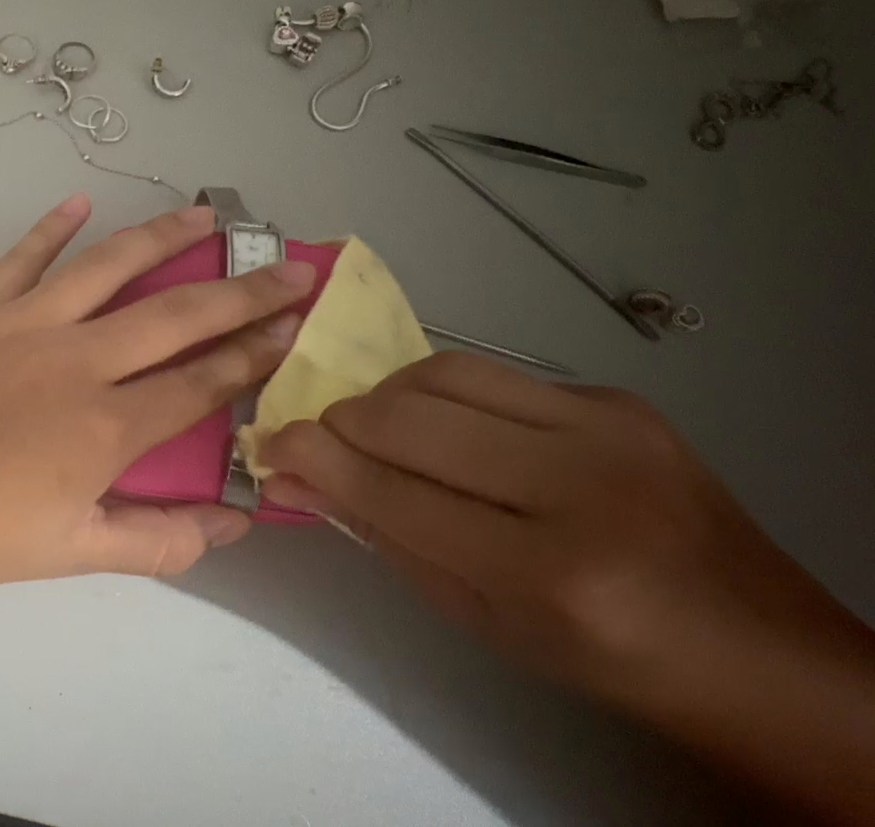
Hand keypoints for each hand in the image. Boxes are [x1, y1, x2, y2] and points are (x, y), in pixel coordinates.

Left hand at [0, 194, 313, 595]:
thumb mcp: (76, 551)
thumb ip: (162, 539)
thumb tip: (238, 521)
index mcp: (108, 424)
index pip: (202, 382)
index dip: (256, 356)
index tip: (297, 329)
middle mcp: (77, 360)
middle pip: (175, 315)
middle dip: (242, 293)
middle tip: (293, 267)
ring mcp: (25, 325)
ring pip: (107, 267)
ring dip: (161, 236)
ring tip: (206, 215)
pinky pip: (21, 258)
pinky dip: (49, 227)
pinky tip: (76, 201)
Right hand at [257, 352, 866, 705]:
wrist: (755, 643)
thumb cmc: (600, 652)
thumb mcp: (476, 613)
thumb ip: (379, 534)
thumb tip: (291, 475)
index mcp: (549, 570)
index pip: (390, 492)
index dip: (313, 460)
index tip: (268, 445)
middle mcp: (582, 485)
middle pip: (407, 417)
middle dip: (340, 423)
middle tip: (322, 442)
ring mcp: (608, 428)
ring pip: (440, 372)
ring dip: (385, 398)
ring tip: (380, 431)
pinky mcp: (617, 399)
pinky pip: (489, 374)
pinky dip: (442, 396)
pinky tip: (453, 430)